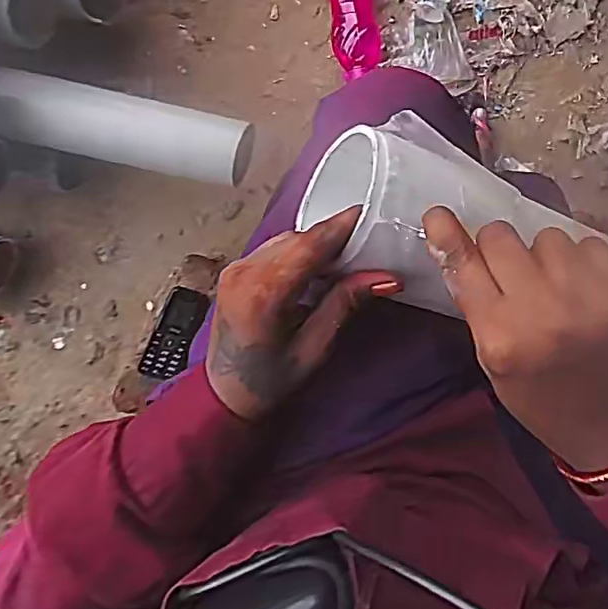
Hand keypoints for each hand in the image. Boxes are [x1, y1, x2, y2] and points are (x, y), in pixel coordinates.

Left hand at [206, 206, 399, 421]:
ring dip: (315, 242)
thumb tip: (384, 277)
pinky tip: (316, 264)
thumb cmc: (268, 381)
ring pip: (286, 239)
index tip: (366, 214)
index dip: (339, 228)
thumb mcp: (314, 347)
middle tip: (365, 238)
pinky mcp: (235, 270)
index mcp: (263, 295)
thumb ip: (344, 304)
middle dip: (332, 235)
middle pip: (298, 238)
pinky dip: (298, 249)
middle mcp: (244, 274)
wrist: (223, 394)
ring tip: (344, 254)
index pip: (307, 246)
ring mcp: (236, 269)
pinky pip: (273, 248)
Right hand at [422, 209, 607, 474]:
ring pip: (547, 236)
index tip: (438, 215)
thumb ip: (478, 310)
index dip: (448, 237)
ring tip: (558, 288)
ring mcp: (588, 296)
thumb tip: (459, 255)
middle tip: (512, 272)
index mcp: (502, 338)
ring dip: (544, 256)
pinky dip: (582, 260)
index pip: (465, 268)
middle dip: (499, 248)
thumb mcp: (496, 366)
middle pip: (501, 237)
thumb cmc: (546, 403)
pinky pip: (589, 243)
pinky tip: (586, 289)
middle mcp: (541, 310)